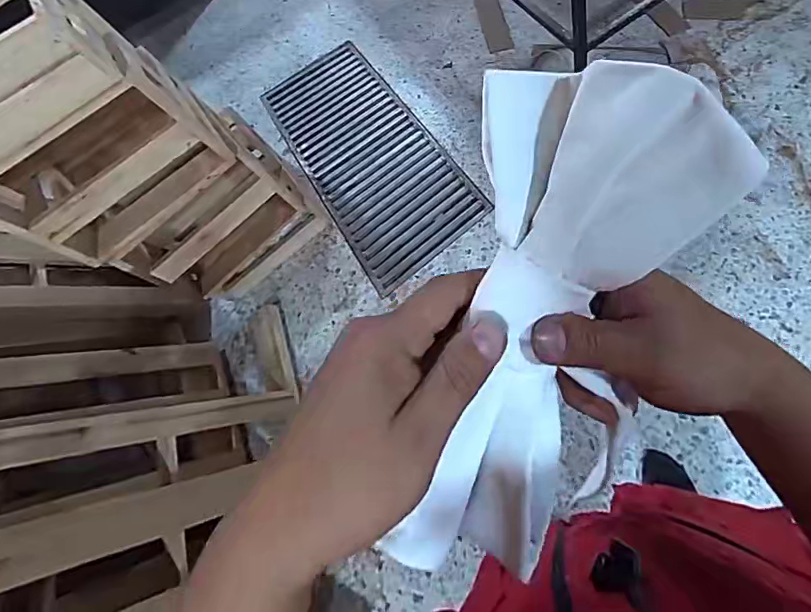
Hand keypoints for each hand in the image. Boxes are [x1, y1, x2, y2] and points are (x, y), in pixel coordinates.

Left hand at [187, 272, 504, 607]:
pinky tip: (451, 394)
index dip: (485, 287)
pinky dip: (430, 366)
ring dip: (454, 348)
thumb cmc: (356, 482)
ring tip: (496, 373)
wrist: (283, 524)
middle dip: (475, 322)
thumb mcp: (420, 435)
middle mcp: (367, 333)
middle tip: (522, 347)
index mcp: (384, 337)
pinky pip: (400, 356)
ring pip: (417, 336)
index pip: (444, 290)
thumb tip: (493, 320)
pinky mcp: (350, 378)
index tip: (528, 300)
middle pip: (431, 311)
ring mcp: (355, 355)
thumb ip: (458, 376)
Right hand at [531, 270, 793, 420]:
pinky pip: (585, 353)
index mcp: (612, 271)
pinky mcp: (616, 336)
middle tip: (586, 395)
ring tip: (606, 405)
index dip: (531, 298)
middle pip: (556, 311)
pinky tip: (610, 402)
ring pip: (568, 338)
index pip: (555, 270)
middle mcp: (606, 285)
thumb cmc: (700, 359)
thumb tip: (531, 335)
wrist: (752, 389)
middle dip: (562, 357)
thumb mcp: (640, 353)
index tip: (521, 339)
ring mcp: (611, 313)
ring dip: (579, 376)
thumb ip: (585, 342)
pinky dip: (591, 380)